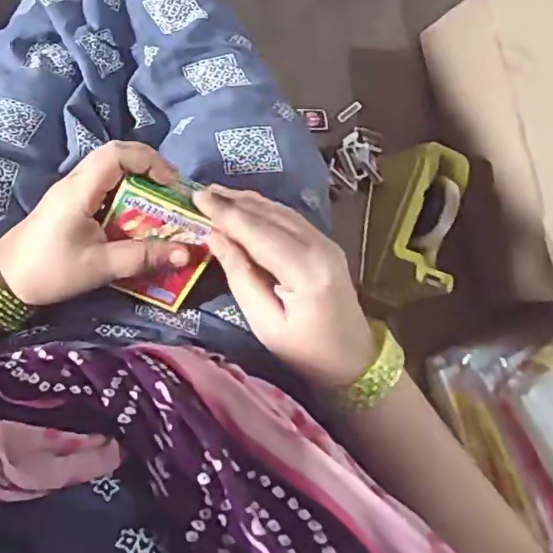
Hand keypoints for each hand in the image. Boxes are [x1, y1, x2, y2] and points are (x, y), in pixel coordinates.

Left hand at [0, 142, 193, 307]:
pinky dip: (125, 194)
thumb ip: (143, 256)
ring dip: (138, 181)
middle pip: (116, 156)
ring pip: (110, 170)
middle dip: (149, 168)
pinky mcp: (70, 205)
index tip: (171, 183)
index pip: (117, 153)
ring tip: (160, 203)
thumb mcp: (100, 266)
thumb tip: (186, 251)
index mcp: (80, 189)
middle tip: (171, 191)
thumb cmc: (49, 270)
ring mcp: (71, 192)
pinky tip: (137, 217)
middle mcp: (75, 182)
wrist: (4, 281)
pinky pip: (103, 187)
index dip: (150, 161)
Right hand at [193, 186, 377, 389]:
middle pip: (269, 215)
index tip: (197, 198)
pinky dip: (264, 209)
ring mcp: (326, 243)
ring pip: (281, 211)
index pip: (257, 231)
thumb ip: (240, 277)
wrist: (355, 359)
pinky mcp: (326, 244)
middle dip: (233, 202)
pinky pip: (290, 218)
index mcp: (304, 271)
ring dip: (248, 201)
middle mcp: (319, 247)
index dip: (225, 213)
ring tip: (217, 195)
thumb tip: (216, 238)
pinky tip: (246, 206)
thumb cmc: (305, 351)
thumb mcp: (265, 324)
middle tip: (201, 192)